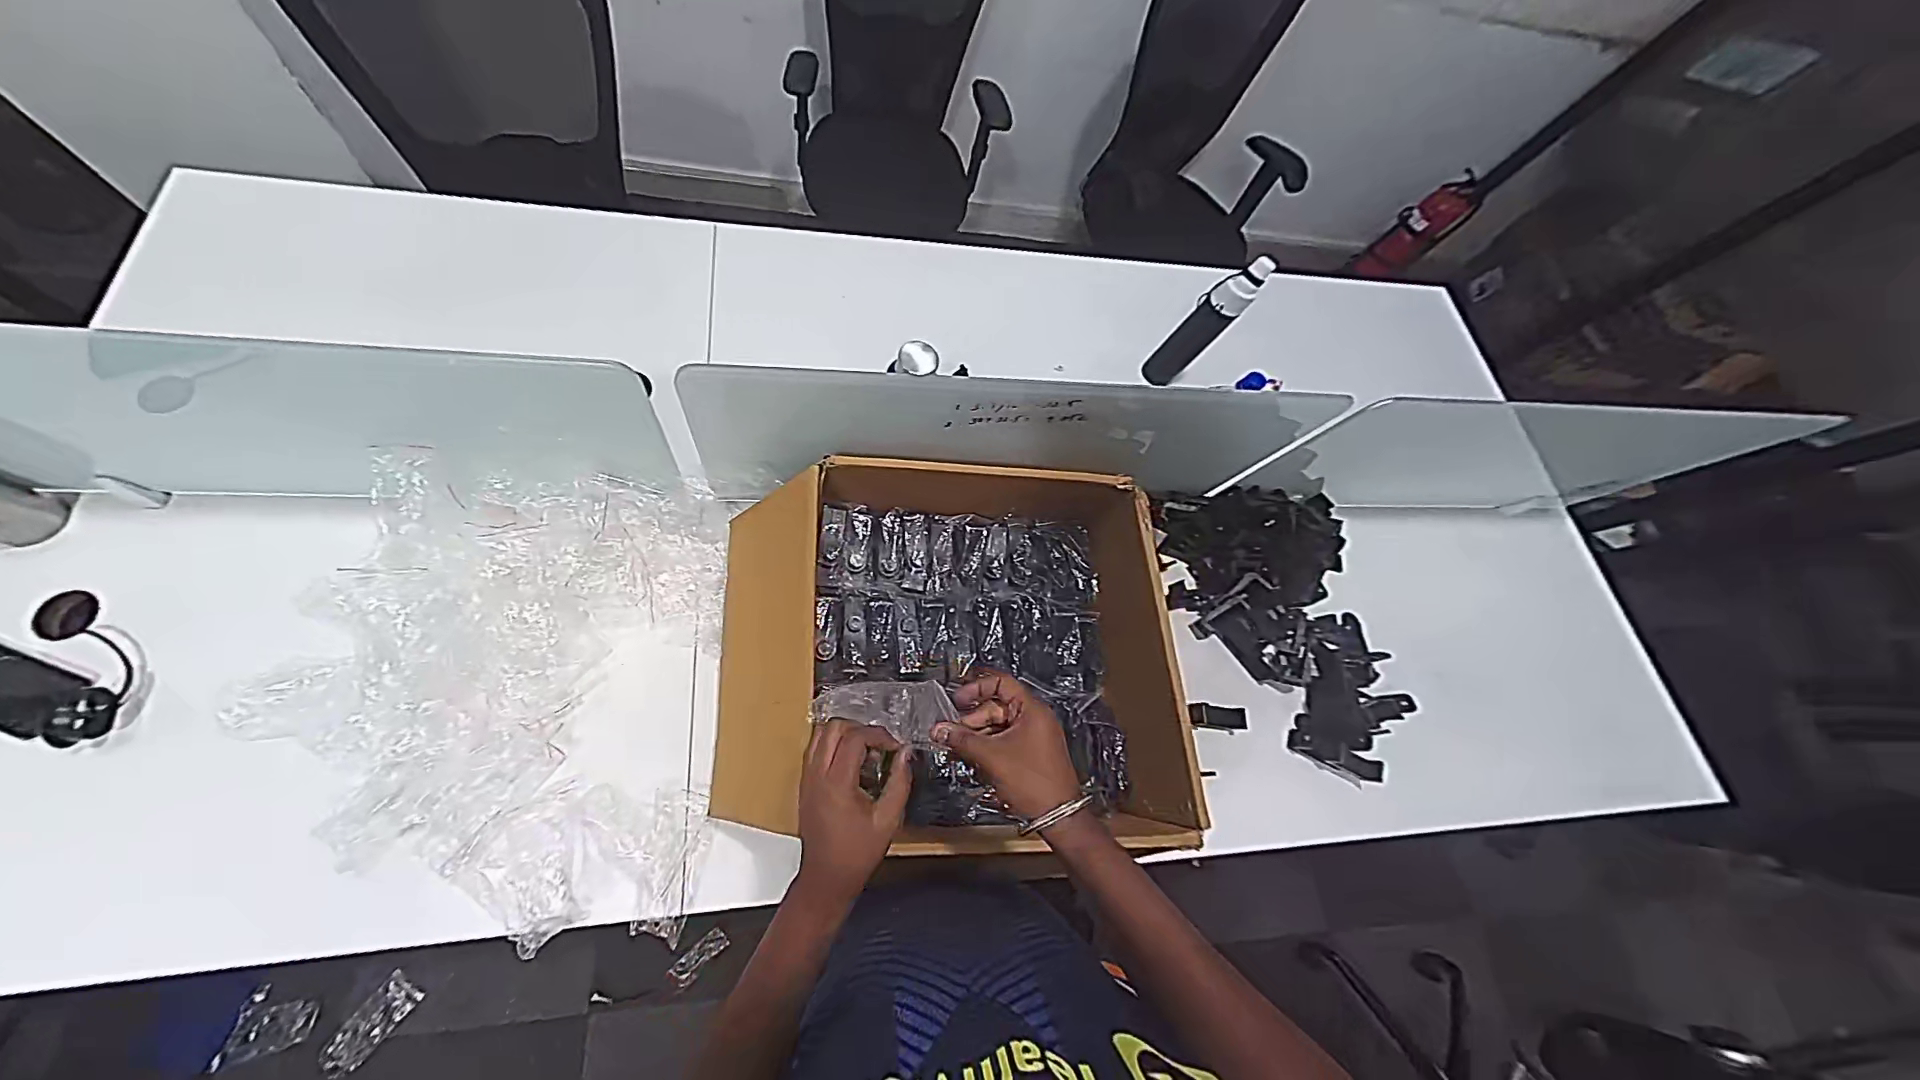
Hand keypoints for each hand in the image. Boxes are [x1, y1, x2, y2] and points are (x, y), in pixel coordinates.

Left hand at [796, 720, 910, 904]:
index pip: (855, 737)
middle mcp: (816, 775)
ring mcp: (807, 778)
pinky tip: (852, 764)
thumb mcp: (888, 819)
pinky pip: (815, 749)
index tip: (894, 747)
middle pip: (833, 727)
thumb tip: (906, 754)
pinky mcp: (804, 784)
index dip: (879, 735)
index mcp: (836, 782)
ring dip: (845, 734)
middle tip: (879, 745)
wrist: (826, 878)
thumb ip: (899, 782)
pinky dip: (833, 745)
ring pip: (820, 734)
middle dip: (860, 728)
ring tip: (866, 752)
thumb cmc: (856, 854)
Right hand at [933, 671, 1081, 820]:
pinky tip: (971, 756)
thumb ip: (962, 739)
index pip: (1002, 683)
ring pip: (996, 726)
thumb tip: (940, 730)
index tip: (957, 698)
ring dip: (976, 735)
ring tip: (957, 746)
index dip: (977, 687)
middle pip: (995, 707)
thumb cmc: (1034, 781)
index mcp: (1032, 709)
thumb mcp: (992, 756)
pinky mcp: (1028, 753)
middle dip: (971, 718)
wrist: (1057, 814)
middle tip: (951, 730)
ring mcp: (1032, 736)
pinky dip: (986, 746)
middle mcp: (1034, 718)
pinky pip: (1002, 741)